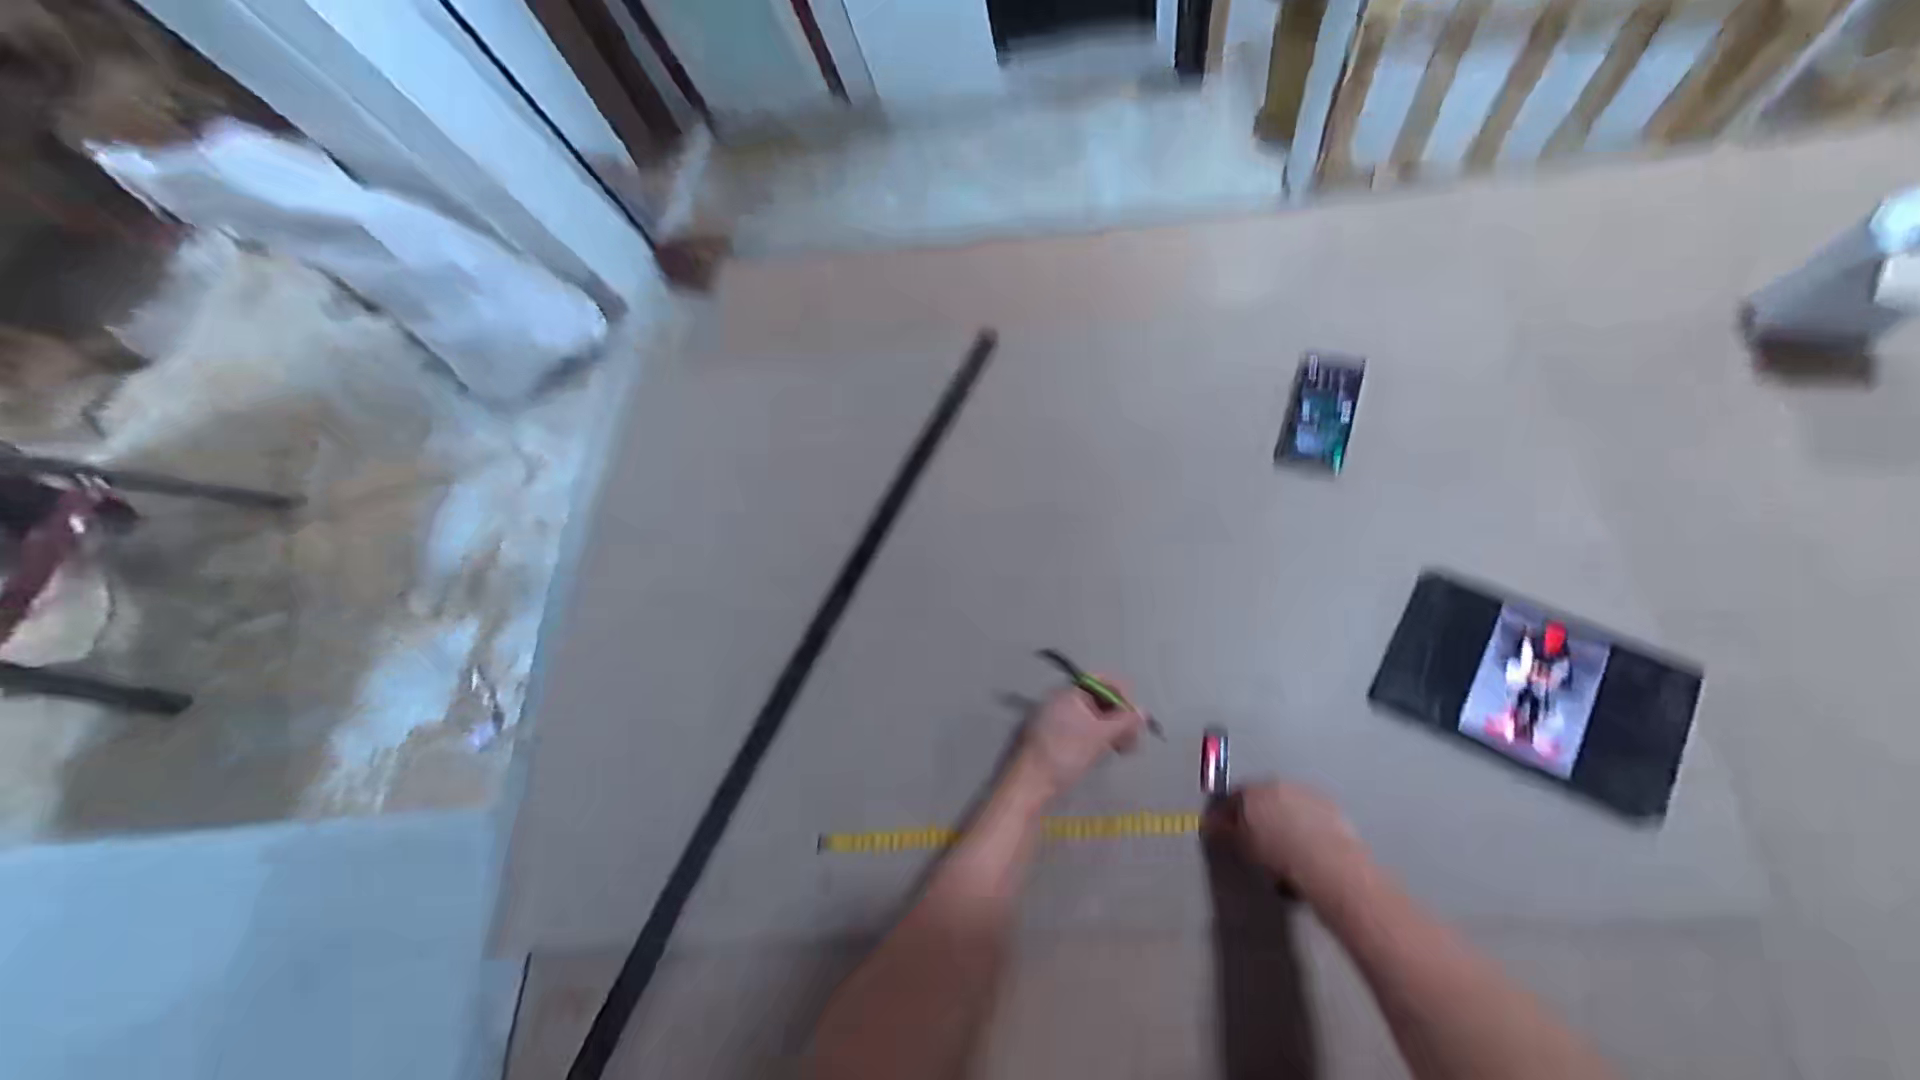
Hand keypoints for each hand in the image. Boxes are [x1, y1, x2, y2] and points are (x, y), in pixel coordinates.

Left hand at [1012, 679, 1145, 801]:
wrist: (1029, 784)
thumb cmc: (1064, 755)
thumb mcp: (1099, 737)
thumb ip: (1124, 722)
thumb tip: (1144, 711)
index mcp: (1068, 693)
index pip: (1103, 682)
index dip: (1123, 697)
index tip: (1136, 721)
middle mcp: (1060, 701)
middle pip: (1099, 700)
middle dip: (1119, 717)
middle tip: (1133, 741)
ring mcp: (1055, 720)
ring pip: (1092, 718)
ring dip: (1110, 730)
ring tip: (1122, 750)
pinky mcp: (1053, 738)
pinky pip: (1081, 730)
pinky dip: (1097, 738)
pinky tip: (1104, 753)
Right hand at [1207, 780, 1368, 897]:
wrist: (1330, 866)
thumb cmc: (1280, 856)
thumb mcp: (1241, 847)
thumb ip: (1223, 831)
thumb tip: (1211, 825)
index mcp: (1253, 790)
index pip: (1231, 798)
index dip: (1225, 816)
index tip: (1223, 831)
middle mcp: (1279, 785)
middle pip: (1260, 798)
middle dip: (1256, 816)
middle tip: (1255, 842)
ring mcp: (1307, 794)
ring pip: (1286, 805)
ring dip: (1282, 820)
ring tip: (1283, 850)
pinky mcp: (1332, 809)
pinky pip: (1310, 815)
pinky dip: (1305, 827)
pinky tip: (1306, 851)